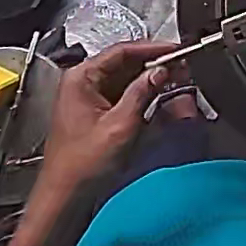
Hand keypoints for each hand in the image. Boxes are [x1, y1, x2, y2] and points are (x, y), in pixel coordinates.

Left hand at [34, 41, 176, 205]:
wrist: (64, 196)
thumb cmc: (81, 165)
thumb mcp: (119, 126)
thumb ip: (142, 94)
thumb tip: (160, 71)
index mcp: (81, 78)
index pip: (122, 51)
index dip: (152, 49)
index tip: (175, 49)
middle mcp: (83, 82)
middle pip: (125, 63)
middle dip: (154, 64)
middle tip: (181, 65)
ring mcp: (89, 97)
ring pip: (126, 78)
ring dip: (150, 79)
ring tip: (176, 78)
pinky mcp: (97, 112)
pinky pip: (124, 94)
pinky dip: (143, 94)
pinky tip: (160, 95)